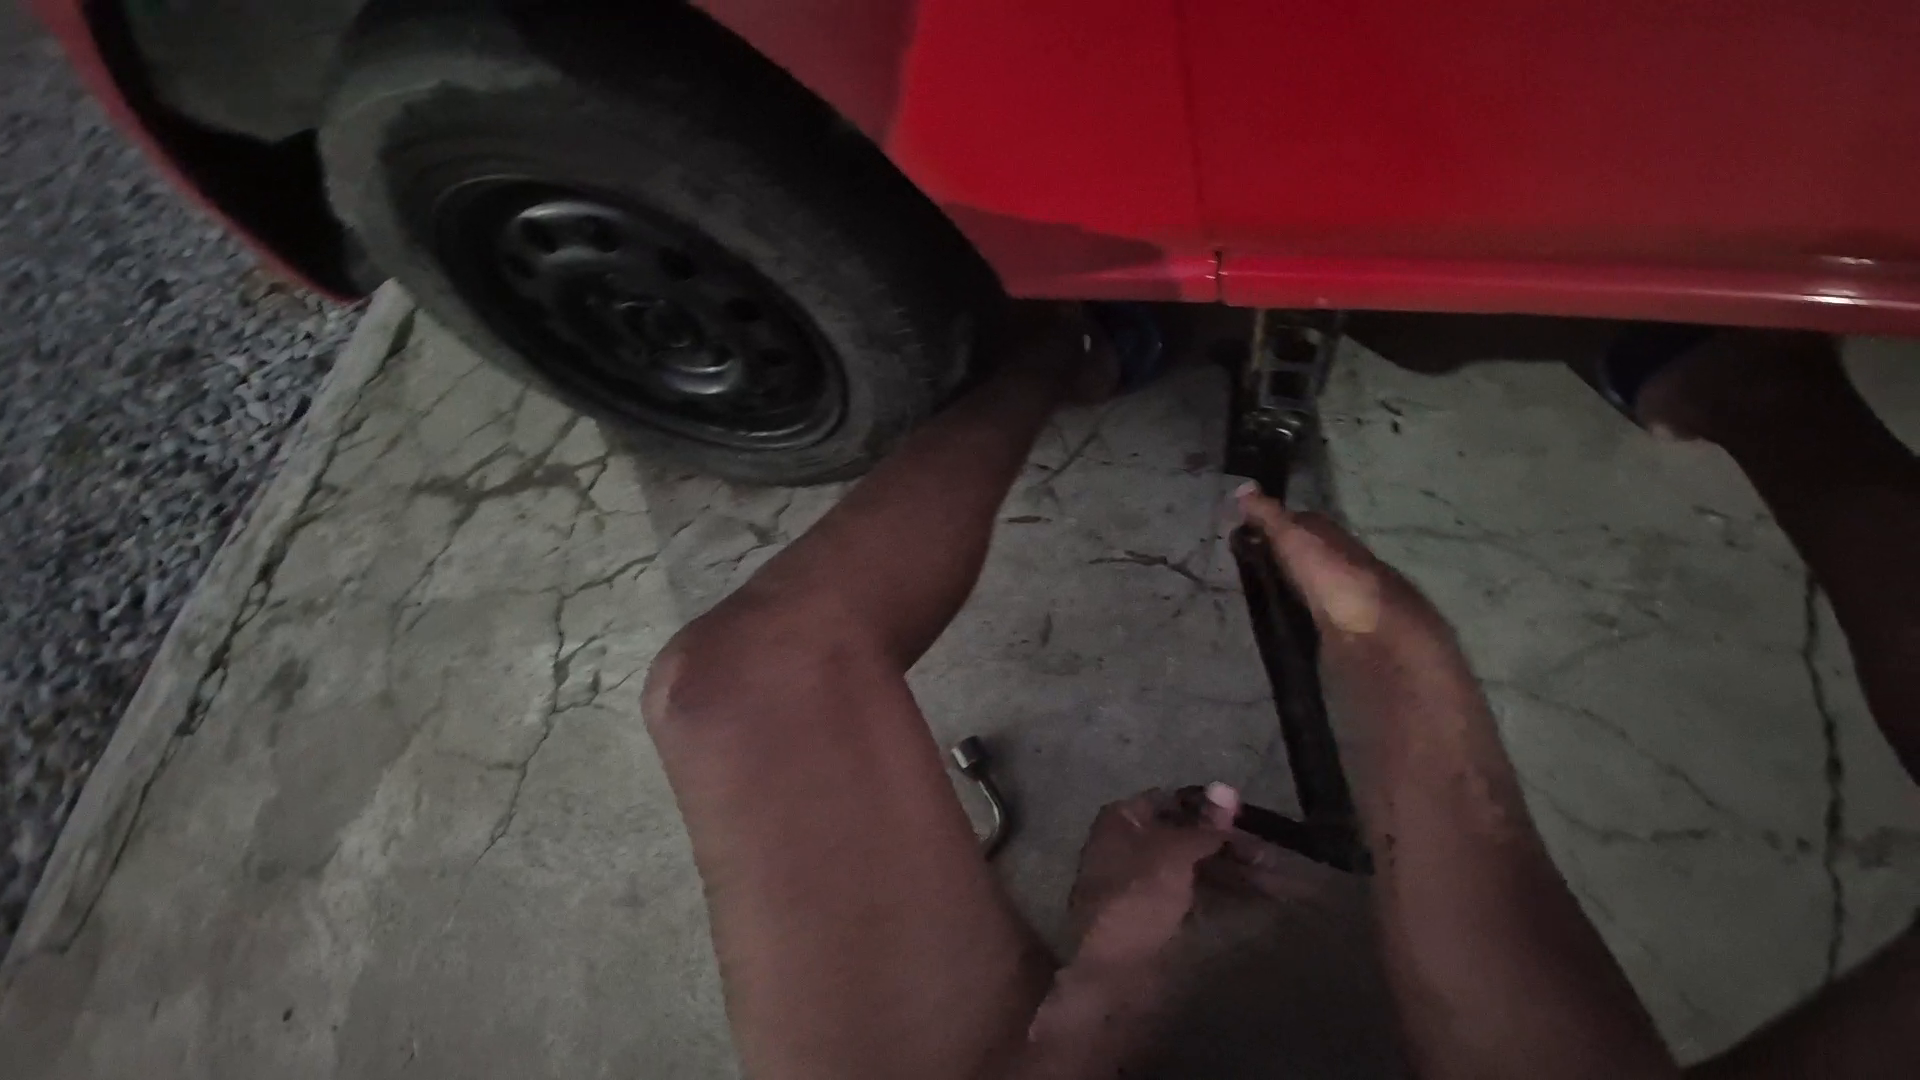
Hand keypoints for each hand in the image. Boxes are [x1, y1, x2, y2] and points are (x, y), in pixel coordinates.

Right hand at [1234, 485, 1445, 640]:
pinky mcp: (1342, 625)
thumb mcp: (1293, 538)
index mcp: (1332, 536)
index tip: (1245, 530)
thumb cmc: (1331, 576)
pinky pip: (1313, 610)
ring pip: (1310, 582)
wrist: (1371, 631)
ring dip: (1290, 583)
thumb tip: (1242, 486)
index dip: (1273, 523)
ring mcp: (1344, 595)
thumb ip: (1268, 515)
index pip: (1301, 521)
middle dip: (1281, 554)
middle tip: (1245, 562)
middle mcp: (1341, 561)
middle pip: (1306, 552)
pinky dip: (1298, 608)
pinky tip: (1282, 615)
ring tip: (1257, 590)